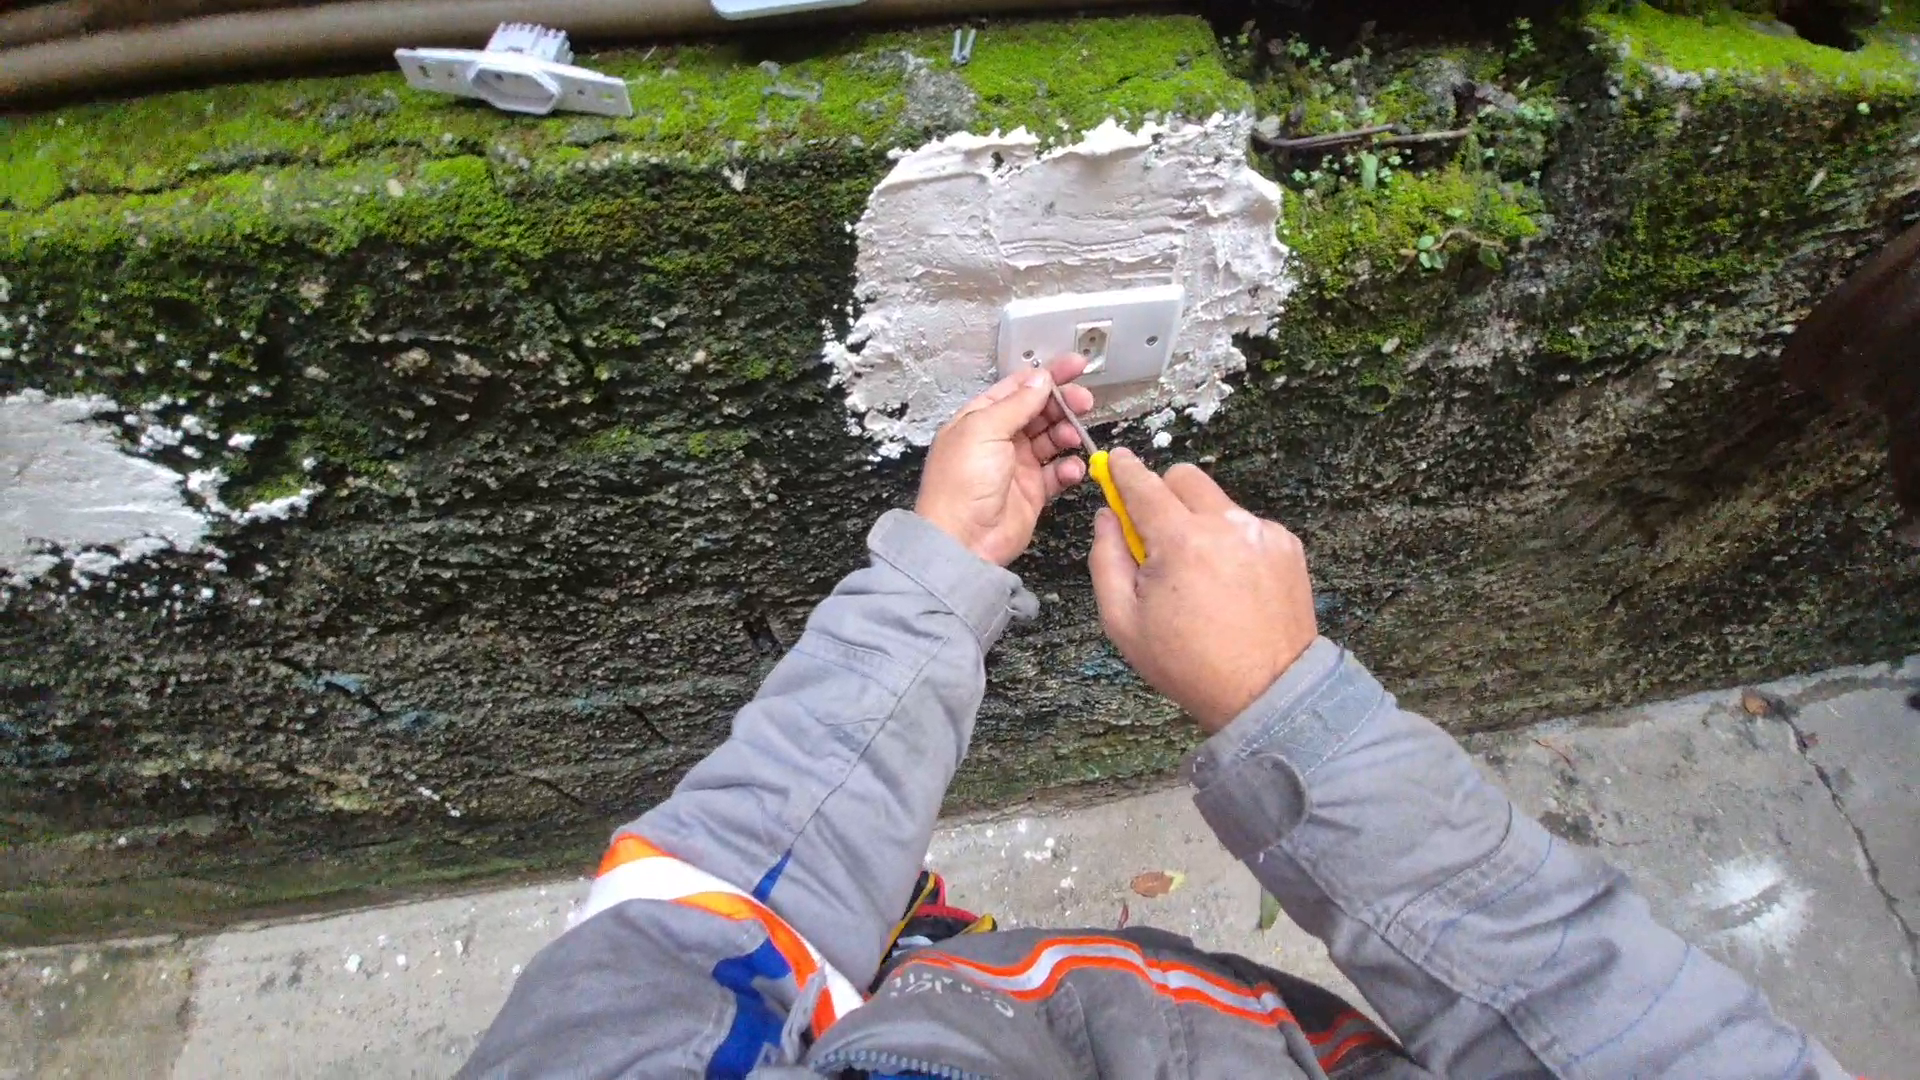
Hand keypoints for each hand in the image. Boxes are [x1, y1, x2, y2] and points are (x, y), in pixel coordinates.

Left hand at [915, 355, 1095, 565]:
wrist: (963, 540)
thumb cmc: (959, 485)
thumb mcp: (984, 430)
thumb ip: (1016, 403)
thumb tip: (1039, 379)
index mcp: (980, 419)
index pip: (1018, 387)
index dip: (1047, 375)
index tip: (1075, 365)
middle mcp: (998, 440)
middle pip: (1039, 410)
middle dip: (1063, 403)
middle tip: (1083, 401)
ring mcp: (1016, 466)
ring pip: (1051, 438)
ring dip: (1067, 433)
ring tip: (1073, 436)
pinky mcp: (1032, 492)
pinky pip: (1058, 473)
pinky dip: (1069, 468)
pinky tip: (1072, 468)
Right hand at [1088, 450, 1317, 733]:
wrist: (1266, 692)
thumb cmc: (1185, 662)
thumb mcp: (1122, 619)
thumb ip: (1106, 557)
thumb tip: (1107, 516)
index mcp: (1181, 542)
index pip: (1144, 485)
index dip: (1123, 469)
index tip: (1114, 460)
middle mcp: (1226, 525)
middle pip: (1184, 477)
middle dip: (1162, 493)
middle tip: (1155, 534)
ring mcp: (1262, 532)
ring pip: (1216, 500)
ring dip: (1197, 519)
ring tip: (1197, 571)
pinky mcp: (1287, 545)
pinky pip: (1245, 523)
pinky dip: (1228, 539)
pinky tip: (1229, 581)